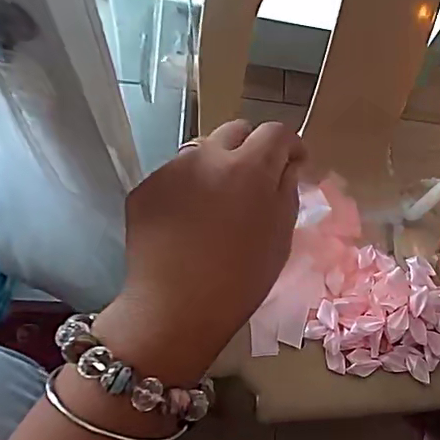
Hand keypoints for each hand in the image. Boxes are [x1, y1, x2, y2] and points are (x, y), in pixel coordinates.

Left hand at [93, 120, 306, 382]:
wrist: (175, 308)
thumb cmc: (240, 279)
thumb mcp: (280, 235)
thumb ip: (286, 189)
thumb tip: (286, 165)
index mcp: (250, 166)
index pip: (276, 131)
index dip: (290, 145)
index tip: (294, 165)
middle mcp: (208, 155)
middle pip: (236, 131)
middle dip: (252, 149)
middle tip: (255, 182)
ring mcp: (172, 169)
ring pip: (202, 152)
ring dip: (216, 168)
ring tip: (217, 206)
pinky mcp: (145, 187)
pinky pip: (175, 176)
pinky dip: (187, 189)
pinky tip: (188, 222)